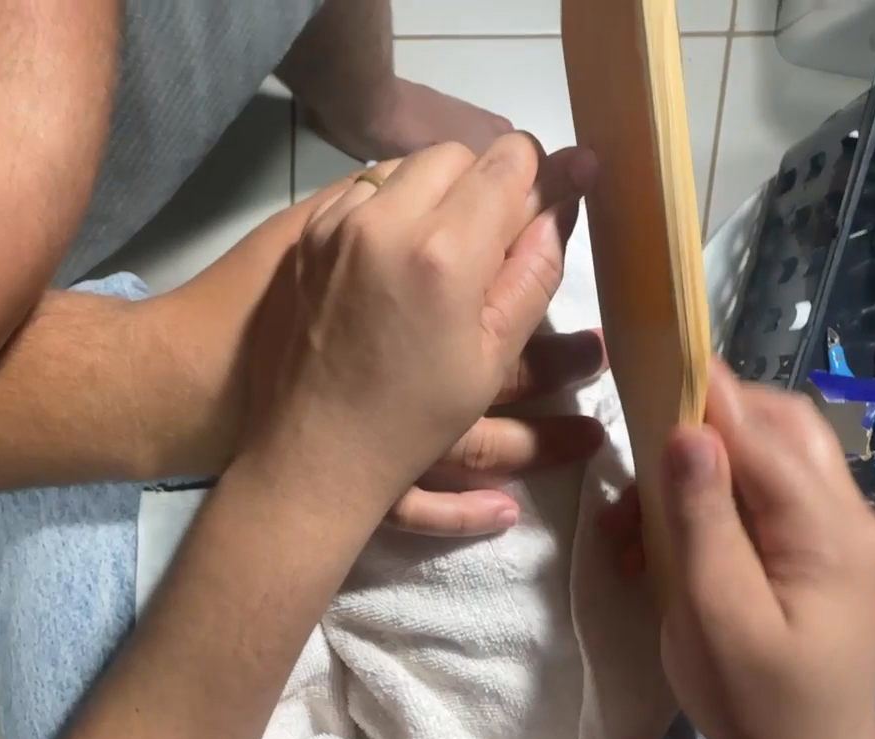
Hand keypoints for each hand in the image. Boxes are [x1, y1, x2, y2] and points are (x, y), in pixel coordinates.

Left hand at [245, 135, 594, 514]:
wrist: (315, 449)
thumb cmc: (413, 420)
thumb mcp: (493, 357)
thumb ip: (535, 271)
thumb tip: (566, 194)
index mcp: (445, 252)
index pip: (511, 161)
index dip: (536, 180)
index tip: (542, 209)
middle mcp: (386, 220)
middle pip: (458, 154)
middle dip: (482, 186)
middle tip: (486, 247)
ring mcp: (338, 224)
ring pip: (407, 167)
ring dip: (433, 195)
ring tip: (435, 258)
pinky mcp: (308, 237)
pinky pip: (362, 191)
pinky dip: (387, 209)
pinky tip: (391, 261)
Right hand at [601, 360, 874, 738]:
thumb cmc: (755, 701)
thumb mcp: (716, 613)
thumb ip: (704, 519)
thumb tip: (687, 432)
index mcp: (828, 529)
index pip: (764, 432)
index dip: (707, 392)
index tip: (653, 355)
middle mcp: (843, 518)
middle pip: (779, 430)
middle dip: (706, 425)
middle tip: (640, 450)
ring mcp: (832, 537)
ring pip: (769, 462)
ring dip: (701, 470)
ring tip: (637, 519)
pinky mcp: (813, 556)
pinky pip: (763, 502)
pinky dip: (711, 505)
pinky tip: (667, 543)